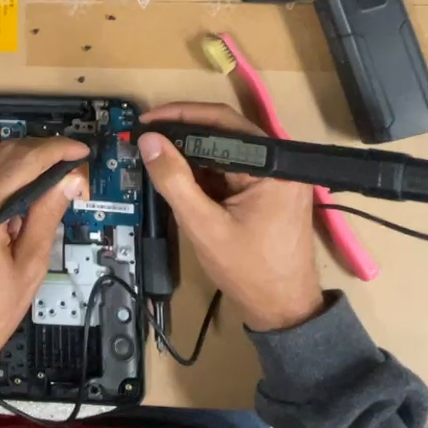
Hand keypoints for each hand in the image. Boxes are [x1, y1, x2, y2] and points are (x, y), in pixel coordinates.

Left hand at [0, 137, 89, 415]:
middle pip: (1, 157)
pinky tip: (7, 206)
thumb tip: (68, 181)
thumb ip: (47, 215)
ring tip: (43, 187)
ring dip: (14, 169)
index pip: (23, 162)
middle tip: (67, 164)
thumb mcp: (28, 266)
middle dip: (37, 154)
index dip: (55, 151)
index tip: (77, 151)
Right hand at [136, 102, 322, 331]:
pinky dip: (201, 170)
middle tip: (144, 137)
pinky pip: (228, 168)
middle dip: (181, 133)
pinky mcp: (265, 191)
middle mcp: (279, 165)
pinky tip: (177, 177)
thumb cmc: (248, 271)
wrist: (282, 310)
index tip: (145, 121)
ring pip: (223, 150)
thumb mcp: (203, 225)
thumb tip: (148, 140)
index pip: (222, 123)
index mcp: (272, 168)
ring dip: (189, 152)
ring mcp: (273, 178)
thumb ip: (174, 180)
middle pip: (223, 132)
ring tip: (154, 156)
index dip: (179, 117)